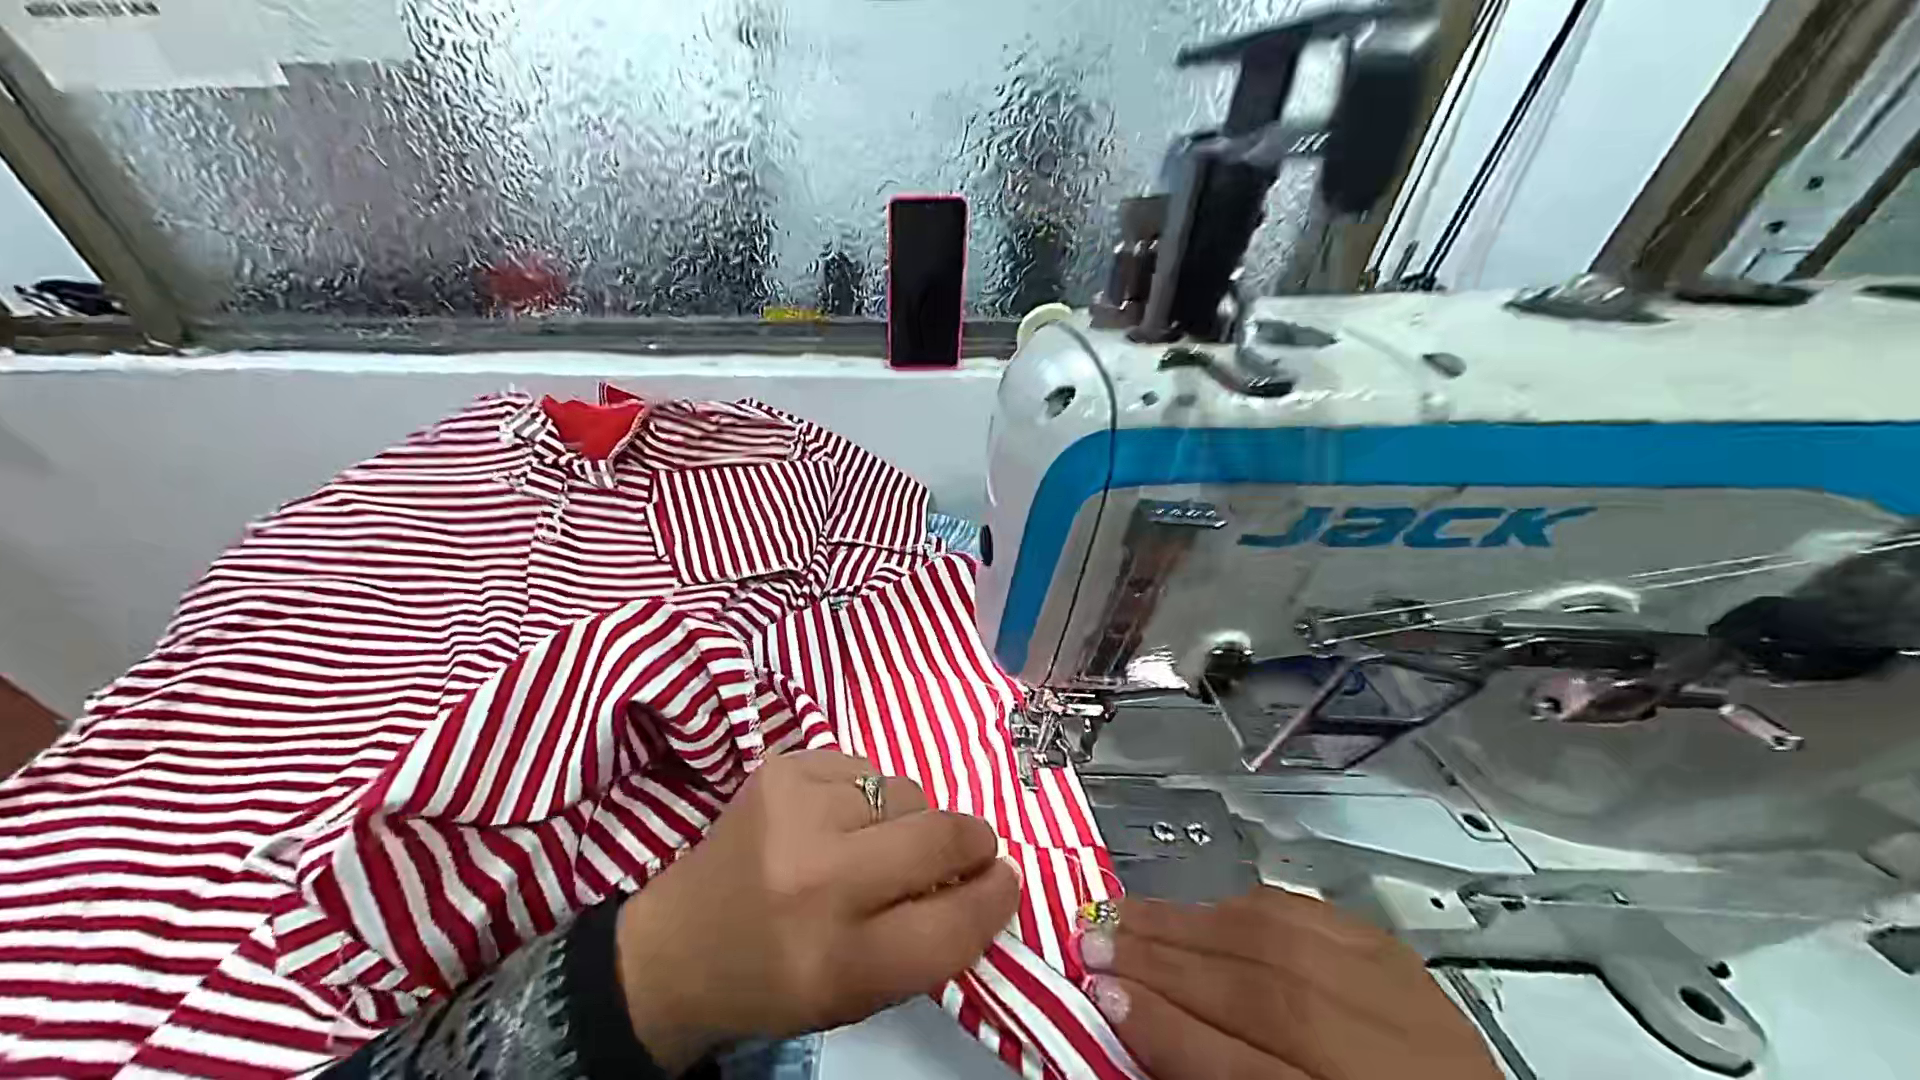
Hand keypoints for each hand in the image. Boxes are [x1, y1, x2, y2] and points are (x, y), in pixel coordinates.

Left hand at [614, 750, 1020, 1073]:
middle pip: (939, 836)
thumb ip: (930, 942)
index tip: (1005, 879)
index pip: (953, 923)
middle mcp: (818, 878)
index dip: (994, 898)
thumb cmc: (777, 979)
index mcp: (838, 960)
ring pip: (906, 790)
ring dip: (909, 817)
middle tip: (969, 847)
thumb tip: (989, 877)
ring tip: (874, 841)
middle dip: (971, 840)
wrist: (677, 944)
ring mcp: (796, 810)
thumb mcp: (858, 994)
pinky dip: (867, 793)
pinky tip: (835, 817)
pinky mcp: (781, 768)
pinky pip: (865, 765)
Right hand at [1076, 887, 1501, 1079]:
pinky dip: (1239, 907)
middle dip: (1164, 963)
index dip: (1168, 1030)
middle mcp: (1399, 1054)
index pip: (1252, 1069)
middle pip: (1265, 992)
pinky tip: (1197, 909)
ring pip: (1282, 938)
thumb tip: (1127, 1018)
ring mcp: (1404, 993)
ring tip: (1125, 915)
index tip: (1099, 999)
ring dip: (1188, 922)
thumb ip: (1213, 1074)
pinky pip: (1306, 913)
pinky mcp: (1394, 952)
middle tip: (1093, 943)